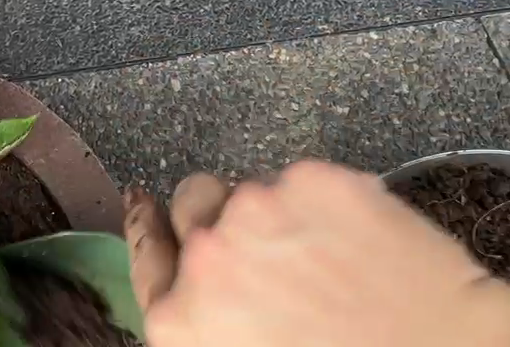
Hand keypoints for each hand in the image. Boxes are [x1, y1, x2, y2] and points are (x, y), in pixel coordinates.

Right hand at [123, 160, 509, 346]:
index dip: (145, 226)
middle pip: (194, 206)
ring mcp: (261, 207)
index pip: (144, 254)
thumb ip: (209, 333)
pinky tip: (366, 249)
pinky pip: (305, 182)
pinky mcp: (316, 179)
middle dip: (221, 220)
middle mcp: (207, 254)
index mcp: (184, 322)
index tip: (143, 202)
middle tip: (277, 260)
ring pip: (254, 191)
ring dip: (277, 215)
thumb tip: (200, 300)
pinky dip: (328, 205)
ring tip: (335, 265)